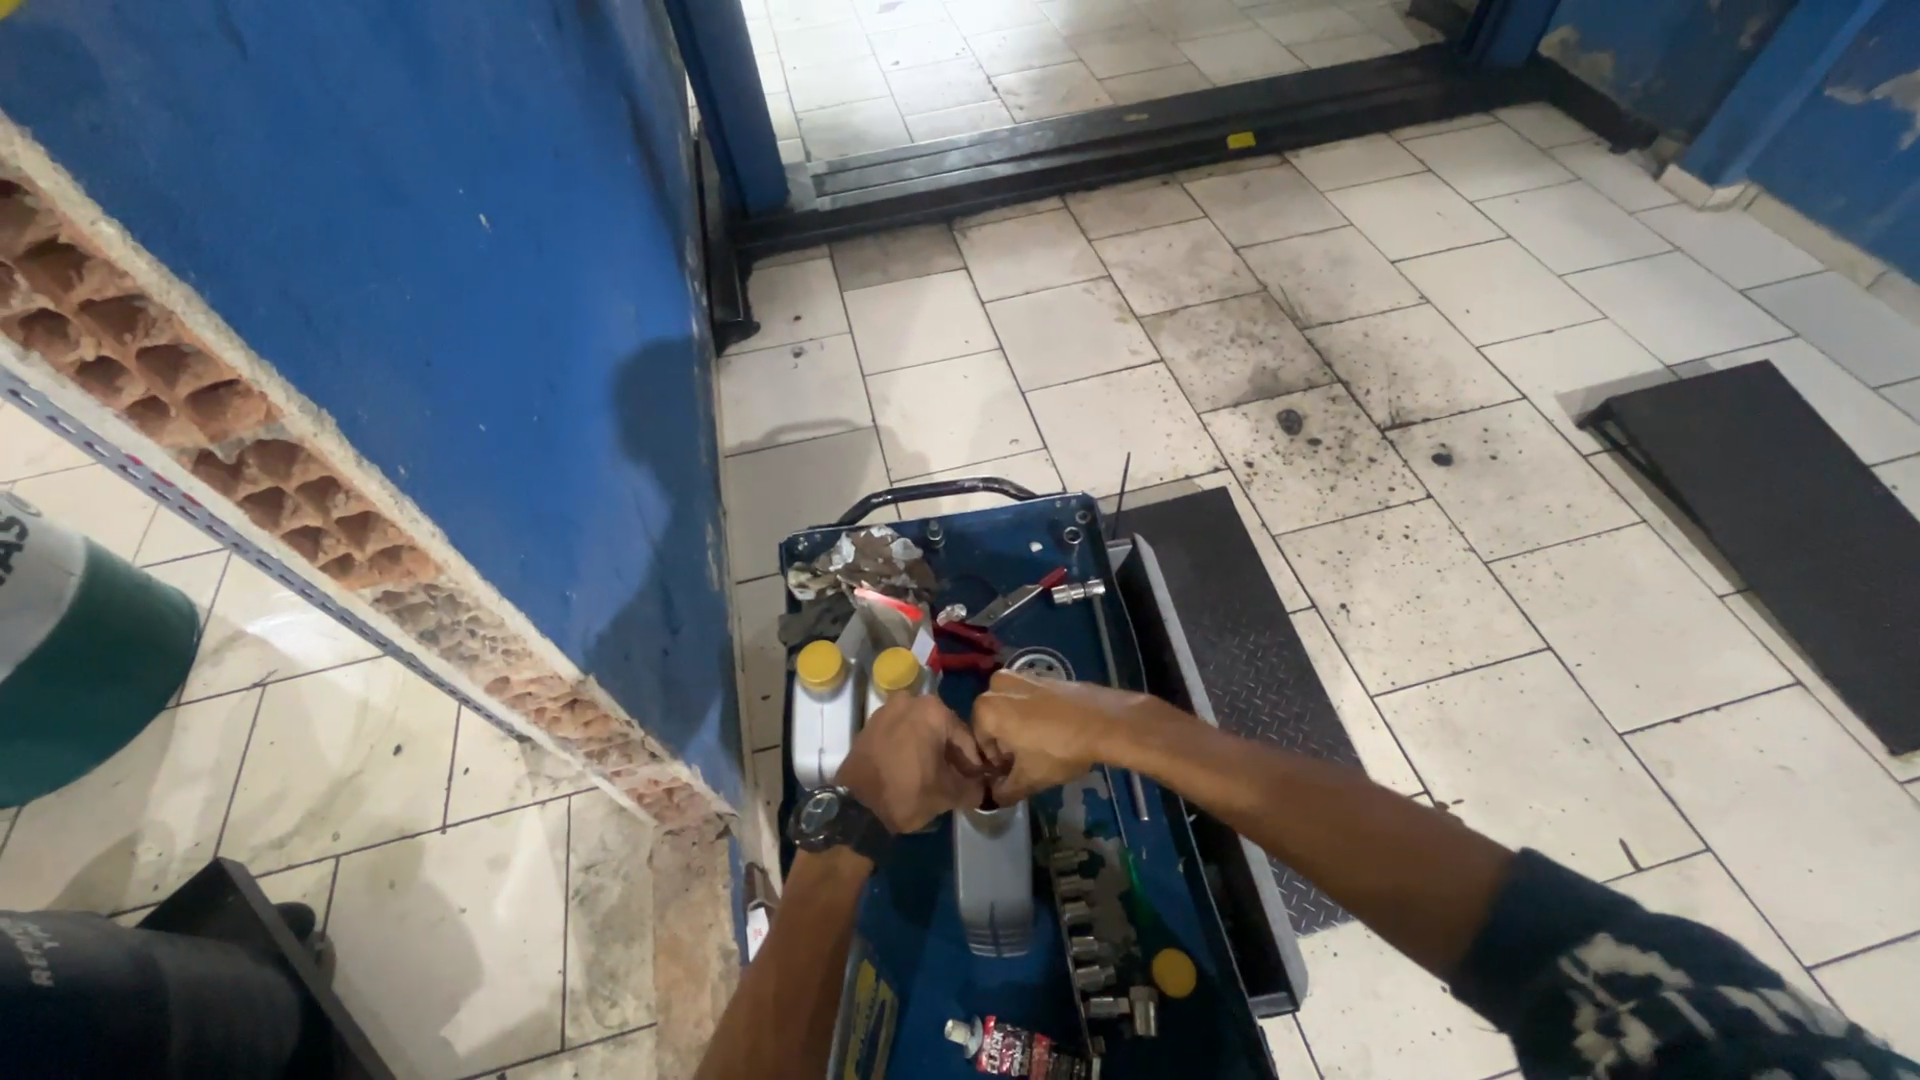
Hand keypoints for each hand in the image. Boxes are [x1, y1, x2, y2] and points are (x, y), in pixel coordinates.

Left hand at [835, 692, 984, 832]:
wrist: (856, 806)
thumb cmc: (907, 792)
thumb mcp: (947, 795)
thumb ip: (972, 789)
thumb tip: (981, 789)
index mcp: (933, 710)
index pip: (965, 738)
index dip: (973, 763)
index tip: (977, 782)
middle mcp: (910, 701)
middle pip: (942, 731)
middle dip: (951, 755)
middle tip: (957, 780)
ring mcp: (887, 710)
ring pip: (920, 731)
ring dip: (930, 751)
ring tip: (935, 777)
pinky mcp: (871, 725)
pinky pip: (900, 734)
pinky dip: (910, 749)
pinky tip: (914, 770)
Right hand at [972, 671, 1176, 802]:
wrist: (1104, 721)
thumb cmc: (1058, 749)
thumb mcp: (1030, 778)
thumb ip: (1006, 791)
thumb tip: (995, 798)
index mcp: (986, 709)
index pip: (981, 745)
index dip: (996, 765)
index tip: (1013, 774)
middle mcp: (997, 686)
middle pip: (994, 723)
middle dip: (1006, 744)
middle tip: (1028, 762)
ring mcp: (1022, 676)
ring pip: (1011, 709)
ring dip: (1019, 728)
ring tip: (1042, 747)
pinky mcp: (1043, 675)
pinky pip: (1029, 698)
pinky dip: (1035, 714)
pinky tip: (1055, 731)